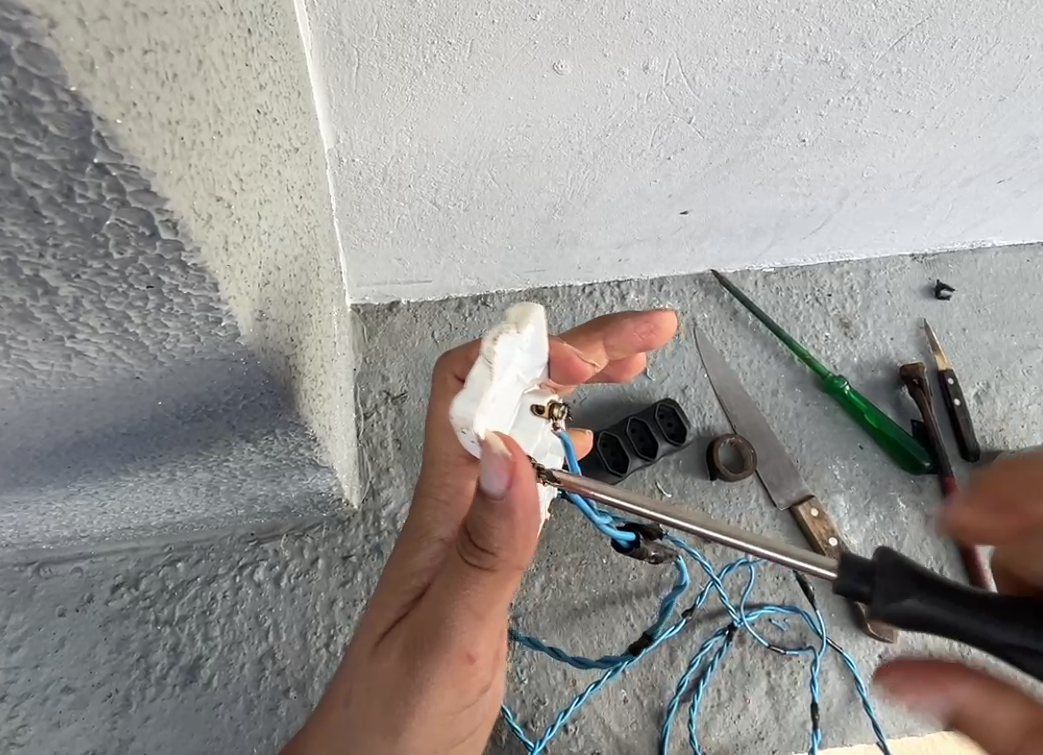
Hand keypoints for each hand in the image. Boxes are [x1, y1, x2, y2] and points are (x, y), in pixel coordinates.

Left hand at [285, 310, 678, 754]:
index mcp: (443, 499)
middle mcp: (455, 492)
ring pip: (520, 419)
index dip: (524, 354)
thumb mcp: (448, 634)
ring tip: (630, 362)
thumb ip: (484, 546)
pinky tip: (584, 437)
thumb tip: (508, 448)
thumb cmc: (396, 709)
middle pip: (507, 390)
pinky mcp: (485, 542)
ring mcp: (470, 514)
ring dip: (574, 382)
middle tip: (647, 335)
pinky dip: (563, 434)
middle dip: (577, 351)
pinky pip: (526, 464)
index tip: (587, 359)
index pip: (467, 385)